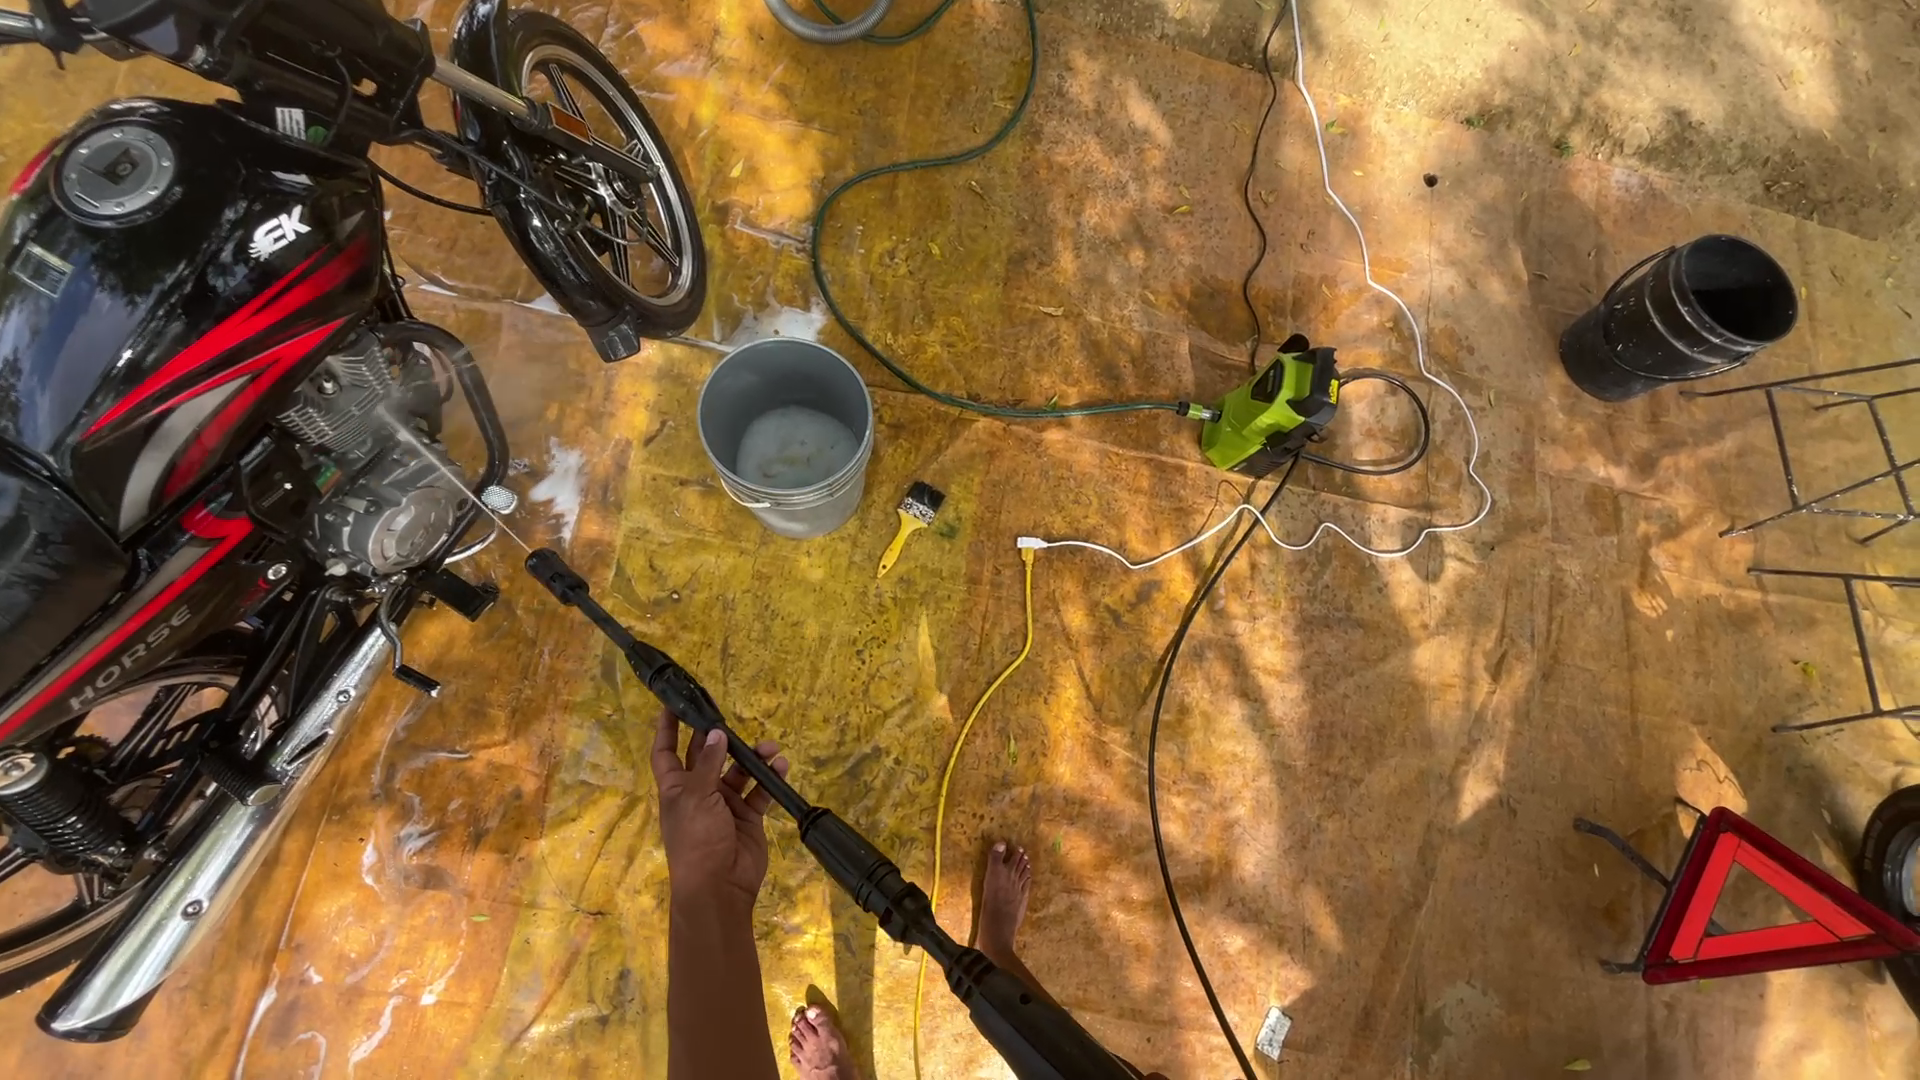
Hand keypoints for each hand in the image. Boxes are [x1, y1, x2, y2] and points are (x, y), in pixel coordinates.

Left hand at [649, 710, 790, 907]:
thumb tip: (716, 732)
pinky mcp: (748, 816)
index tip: (672, 704)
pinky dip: (770, 779)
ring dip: (752, 758)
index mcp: (676, 788)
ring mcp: (724, 804)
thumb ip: (709, 763)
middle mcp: (699, 792)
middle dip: (718, 737)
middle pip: (707, 757)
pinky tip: (780, 767)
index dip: (667, 730)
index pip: (666, 752)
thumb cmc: (697, 839)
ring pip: (738, 771)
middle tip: (732, 716)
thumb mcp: (697, 797)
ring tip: (770, 748)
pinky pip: (759, 791)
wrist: (719, 886)